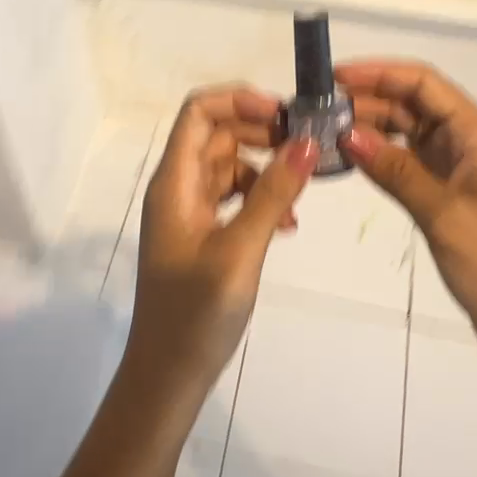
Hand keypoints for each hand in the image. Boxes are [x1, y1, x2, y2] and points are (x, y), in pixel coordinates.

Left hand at [128, 85, 318, 395]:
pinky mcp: (201, 236)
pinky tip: (287, 225)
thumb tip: (307, 142)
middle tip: (306, 146)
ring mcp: (188, 213)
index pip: (198, 112)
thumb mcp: (241, 249)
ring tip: (302, 190)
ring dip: (265, 167)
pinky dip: (260, 199)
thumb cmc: (196, 313)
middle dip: (260, 131)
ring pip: (228, 165)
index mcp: (175, 182)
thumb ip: (273, 194)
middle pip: (216, 134)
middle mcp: (178, 188)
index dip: (239, 100)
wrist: (168, 376)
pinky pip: (232, 198)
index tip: (284, 115)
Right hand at [336, 60, 476, 359]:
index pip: (425, 84)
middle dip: (370, 101)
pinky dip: (385, 158)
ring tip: (326, 132)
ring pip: (412, 134)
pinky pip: (413, 163)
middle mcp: (471, 143)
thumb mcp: (443, 214)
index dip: (380, 73)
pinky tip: (353, 161)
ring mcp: (463, 170)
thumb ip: (395, 170)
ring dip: (374, 129)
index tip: (334, 78)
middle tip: (318, 111)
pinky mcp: (455, 196)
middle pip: (416, 105)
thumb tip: (346, 133)